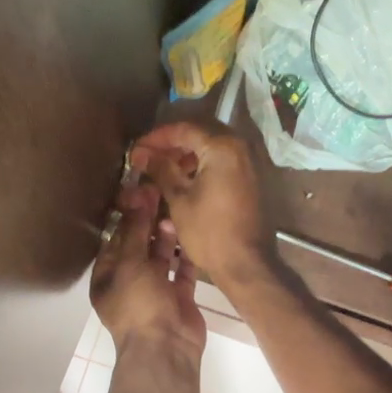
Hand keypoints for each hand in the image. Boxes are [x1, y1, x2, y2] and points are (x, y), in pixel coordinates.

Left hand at [91, 182, 205, 355]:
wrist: (165, 348)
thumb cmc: (138, 304)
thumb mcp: (130, 263)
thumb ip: (136, 230)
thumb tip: (137, 196)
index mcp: (108, 277)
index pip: (115, 240)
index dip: (127, 216)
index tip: (140, 191)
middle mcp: (129, 282)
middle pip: (139, 246)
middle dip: (148, 223)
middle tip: (161, 194)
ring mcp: (155, 291)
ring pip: (161, 258)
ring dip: (167, 237)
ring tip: (175, 213)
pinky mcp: (179, 298)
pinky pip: (182, 271)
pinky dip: (186, 255)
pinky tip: (193, 234)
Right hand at [130, 122, 271, 284]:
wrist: (247, 263)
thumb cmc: (209, 232)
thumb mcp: (179, 199)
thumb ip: (161, 170)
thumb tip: (142, 153)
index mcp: (222, 147)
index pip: (184, 129)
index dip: (157, 137)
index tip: (138, 149)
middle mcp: (241, 147)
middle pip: (201, 133)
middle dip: (174, 143)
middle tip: (151, 156)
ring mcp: (250, 163)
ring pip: (214, 147)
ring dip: (189, 154)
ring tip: (165, 170)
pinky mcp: (253, 179)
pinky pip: (225, 161)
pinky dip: (205, 165)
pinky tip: (187, 181)